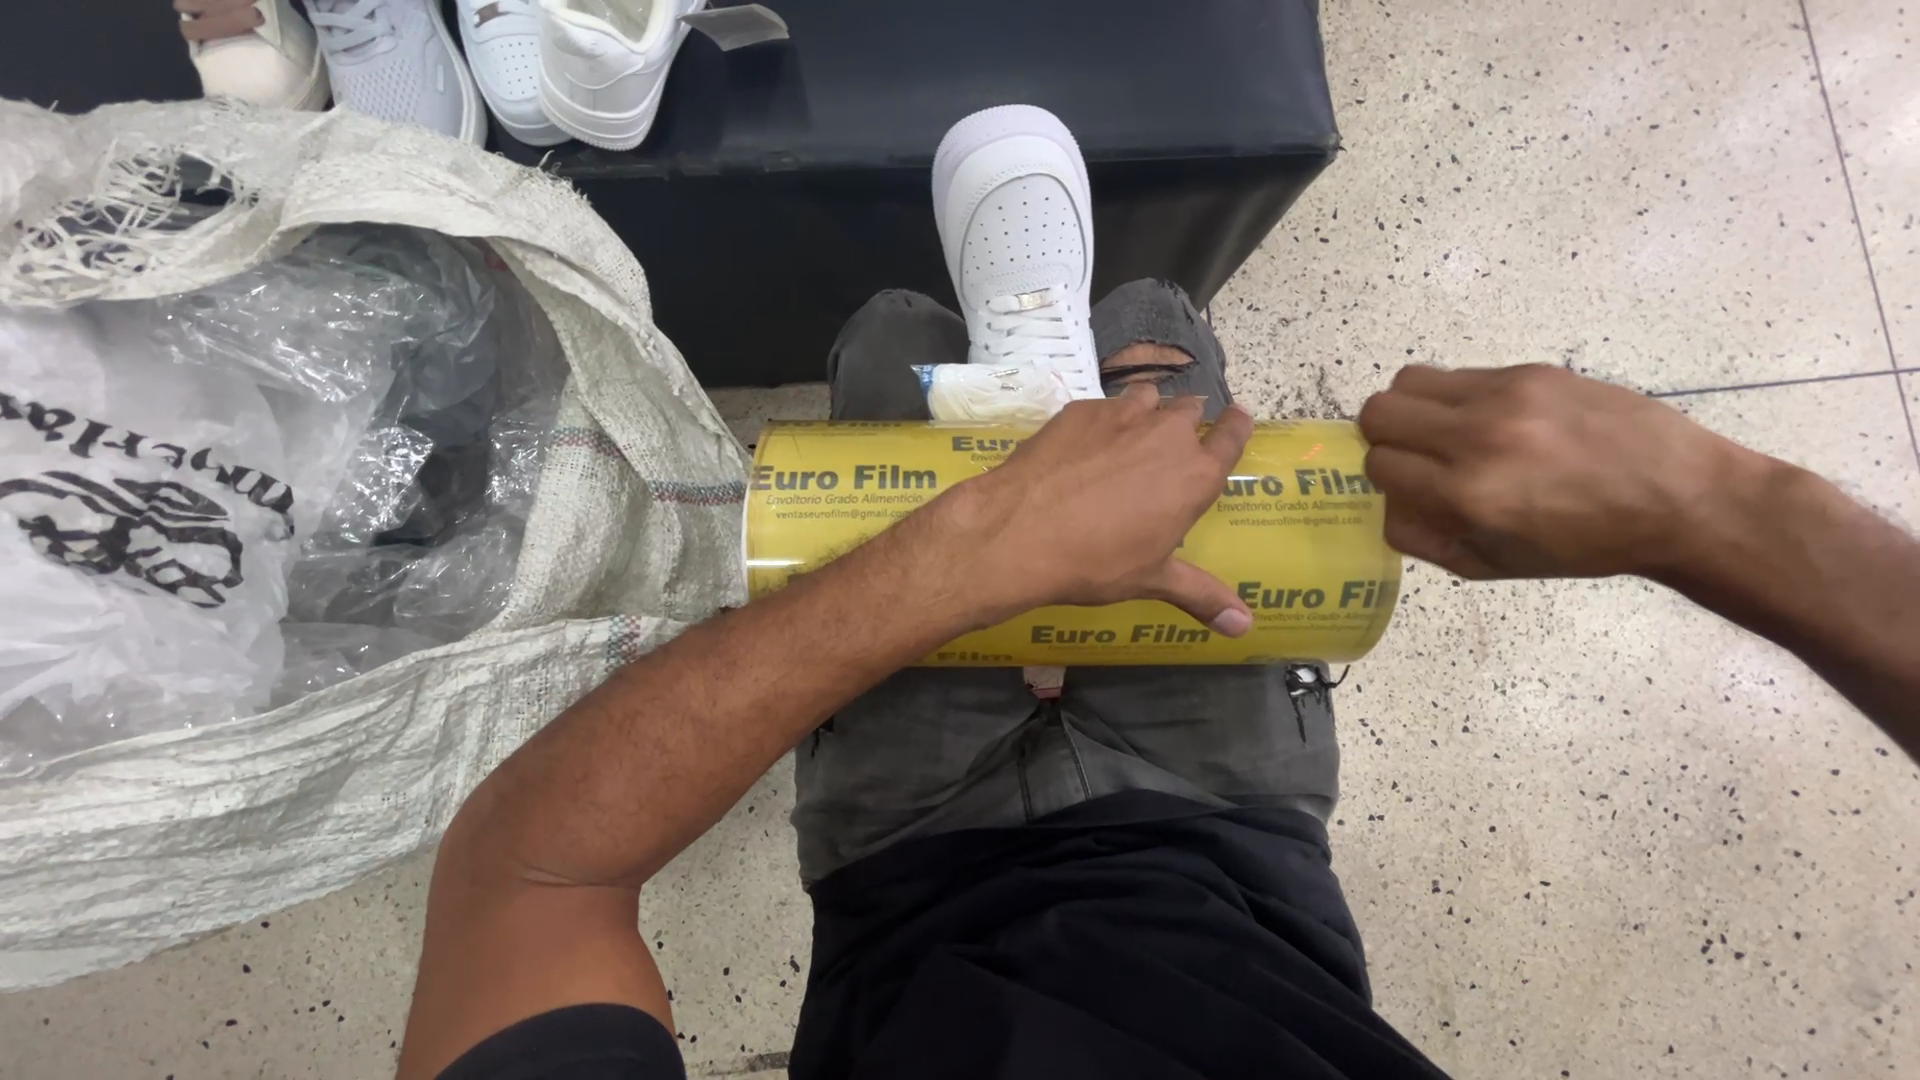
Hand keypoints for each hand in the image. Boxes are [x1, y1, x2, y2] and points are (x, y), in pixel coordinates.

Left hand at [926, 382, 1256, 633]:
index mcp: (1194, 475)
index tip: (1236, 418)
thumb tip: (1245, 626)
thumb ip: (1201, 595)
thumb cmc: (1095, 562)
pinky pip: (1103, 406)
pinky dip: (1102, 420)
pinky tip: (1082, 446)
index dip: (1235, 426)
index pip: (1233, 435)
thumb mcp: (1150, 579)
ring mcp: (1121, 416)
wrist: (1019, 532)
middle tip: (1170, 445)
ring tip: (1129, 437)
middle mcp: (1166, 434)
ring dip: (1147, 412)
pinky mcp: (1079, 411)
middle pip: (1190, 411)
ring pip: (1148, 398)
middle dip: (1186, 423)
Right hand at [1357, 364, 1761, 579]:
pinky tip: (1491, 418)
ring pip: (1407, 381)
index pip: (1377, 466)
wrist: (1684, 498)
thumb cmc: (1583, 545)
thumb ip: (1419, 538)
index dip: (1383, 479)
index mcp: (1466, 495)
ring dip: (1411, 407)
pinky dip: (1456, 396)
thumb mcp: (1488, 565)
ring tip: (1441, 427)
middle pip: (1377, 413)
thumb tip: (1385, 502)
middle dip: (1382, 436)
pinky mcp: (1531, 372)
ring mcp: (1505, 398)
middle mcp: (1476, 439)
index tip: (1407, 485)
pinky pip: (1458, 374)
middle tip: (1411, 451)